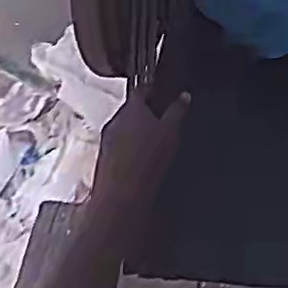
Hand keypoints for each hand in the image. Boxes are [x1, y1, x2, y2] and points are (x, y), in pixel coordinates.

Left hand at [88, 90, 190, 225]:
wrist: (120, 197)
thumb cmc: (147, 160)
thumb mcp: (172, 131)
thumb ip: (178, 111)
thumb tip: (184, 96)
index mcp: (131, 108)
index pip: (142, 90)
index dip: (153, 91)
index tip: (161, 95)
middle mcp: (115, 120)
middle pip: (131, 109)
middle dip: (145, 112)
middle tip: (161, 119)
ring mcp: (106, 140)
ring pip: (124, 127)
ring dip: (136, 130)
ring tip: (153, 141)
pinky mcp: (103, 158)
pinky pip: (118, 145)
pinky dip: (129, 147)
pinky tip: (141, 158)